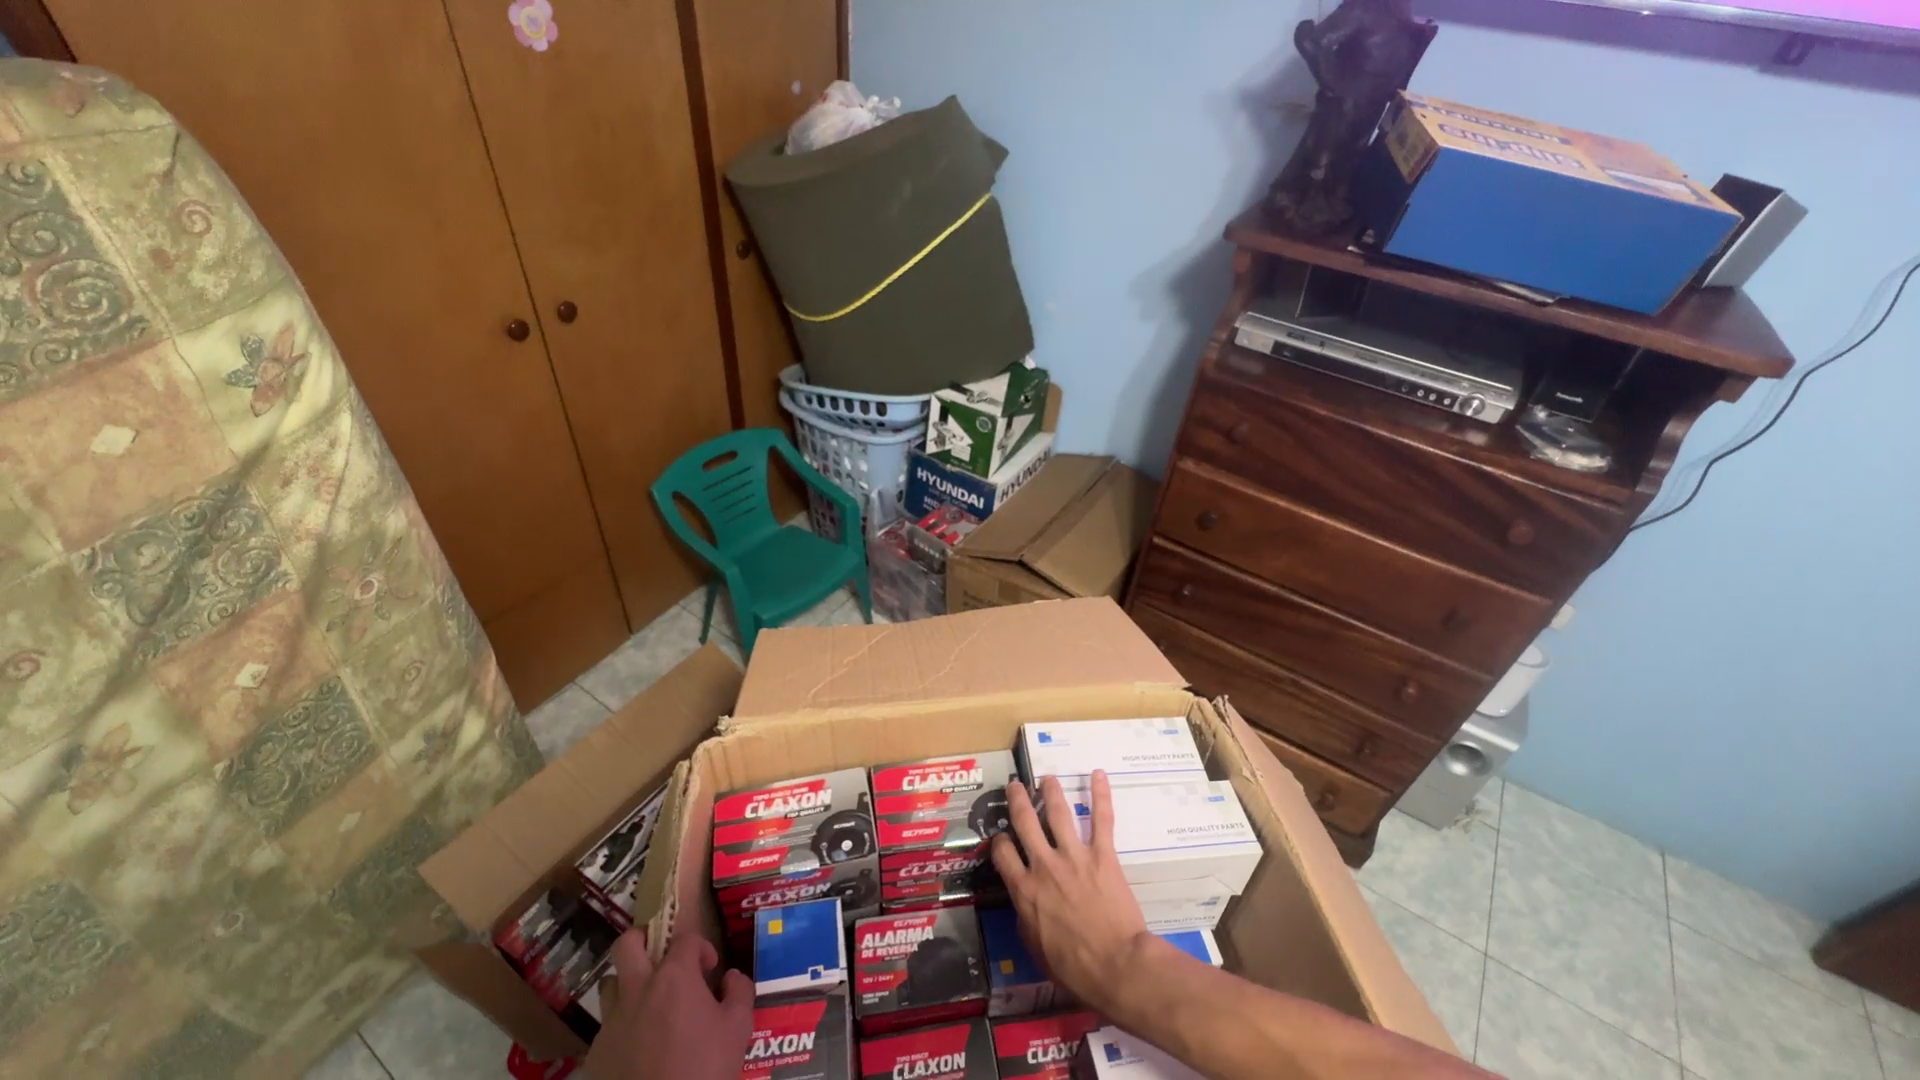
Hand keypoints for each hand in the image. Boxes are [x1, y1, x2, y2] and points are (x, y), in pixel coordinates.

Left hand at [585, 927, 753, 1079]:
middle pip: (627, 944)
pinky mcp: (597, 1052)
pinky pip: (606, 1025)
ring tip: (648, 1002)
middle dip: (644, 939)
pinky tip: (640, 1046)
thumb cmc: (705, 1069)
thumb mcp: (739, 1028)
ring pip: (611, 983)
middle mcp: (638, 990)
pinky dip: (623, 1025)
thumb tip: (731, 977)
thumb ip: (739, 992)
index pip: (685, 939)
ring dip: (629, 983)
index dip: (701, 947)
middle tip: (661, 955)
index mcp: (674, 978)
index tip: (710, 968)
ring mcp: (612, 1021)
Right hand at [990, 771, 1151, 1013]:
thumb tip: (1024, 903)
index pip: (1003, 853)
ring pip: (1058, 812)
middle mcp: (1044, 865)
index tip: (1002, 838)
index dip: (1000, 841)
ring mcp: (1074, 856)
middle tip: (1016, 786)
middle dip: (1017, 800)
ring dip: (1051, 791)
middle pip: (1025, 822)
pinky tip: (1099, 775)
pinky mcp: (1103, 855)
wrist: (1114, 964)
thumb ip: (1026, 918)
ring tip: (1048, 778)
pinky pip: (1102, 819)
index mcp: (1024, 890)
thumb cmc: (1072, 966)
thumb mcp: (1034, 947)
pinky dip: (1101, 795)